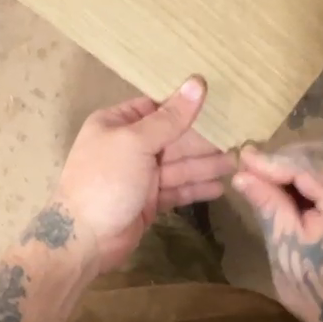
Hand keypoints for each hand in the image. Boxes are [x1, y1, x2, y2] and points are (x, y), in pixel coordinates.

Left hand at [46, 76, 233, 271]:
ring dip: (205, 165)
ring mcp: (138, 176)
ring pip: (177, 166)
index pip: (157, 108)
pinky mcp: (146, 202)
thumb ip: (169, 118)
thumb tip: (198, 82)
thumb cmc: (105, 181)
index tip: (220, 103)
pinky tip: (219, 188)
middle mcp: (127, 147)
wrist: (84, 239)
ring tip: (236, 164)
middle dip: (203, 141)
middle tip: (238, 138)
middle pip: (172, 138)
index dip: (186, 107)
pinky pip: (175, 190)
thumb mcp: (136, 143)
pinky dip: (195, 189)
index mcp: (116, 124)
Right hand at [232, 143, 322, 321]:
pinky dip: (321, 175)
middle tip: (252, 167)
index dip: (272, 160)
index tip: (242, 157)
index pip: (307, 165)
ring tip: (272, 176)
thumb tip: (241, 174)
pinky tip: (299, 185)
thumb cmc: (317, 292)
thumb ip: (268, 204)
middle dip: (286, 159)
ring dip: (303, 164)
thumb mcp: (285, 247)